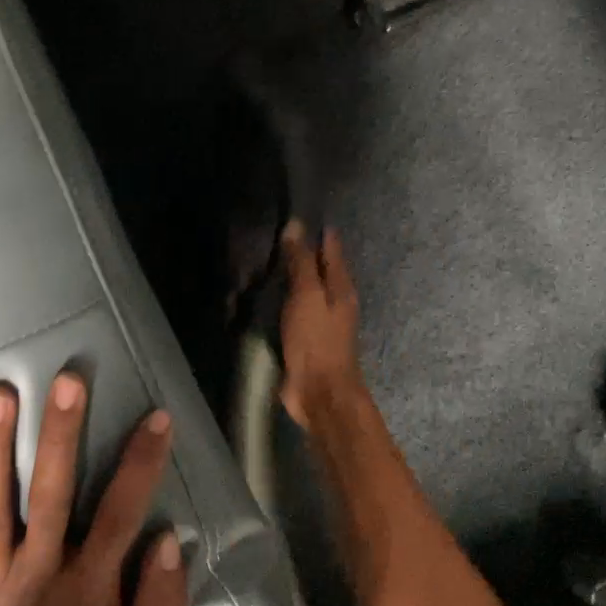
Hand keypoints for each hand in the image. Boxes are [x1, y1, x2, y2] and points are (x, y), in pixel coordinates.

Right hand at [278, 221, 363, 427]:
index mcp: (341, 287)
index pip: (331, 249)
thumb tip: (296, 227)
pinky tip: (264, 295)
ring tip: (265, 260)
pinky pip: (291, 310)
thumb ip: (301, 262)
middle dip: (303, 253)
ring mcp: (320, 322)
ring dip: (290, 277)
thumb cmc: (317, 340)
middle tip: (276, 233)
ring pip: (305, 290)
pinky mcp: (304, 339)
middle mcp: (334, 301)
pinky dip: (280, 299)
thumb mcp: (307, 295)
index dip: (318, 232)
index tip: (299, 213)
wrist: (319, 392)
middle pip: (319, 269)